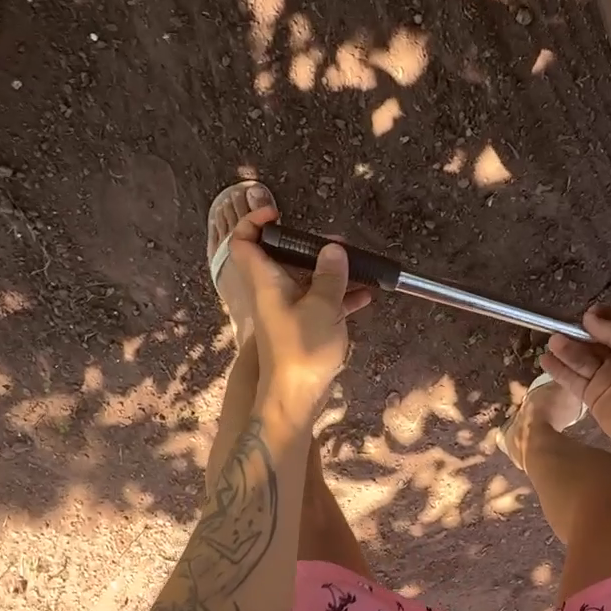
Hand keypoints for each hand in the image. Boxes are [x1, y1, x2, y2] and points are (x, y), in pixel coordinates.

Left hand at [222, 208, 372, 422]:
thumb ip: (330, 275)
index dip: (254, 222)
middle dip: (310, 248)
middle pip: (283, 258)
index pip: (244, 242)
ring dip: (330, 273)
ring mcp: (288, 311)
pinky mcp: (303, 328)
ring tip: (358, 268)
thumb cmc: (303, 349)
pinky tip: (365, 295)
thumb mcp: (323, 306)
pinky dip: (339, 296)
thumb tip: (333, 249)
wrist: (297, 395)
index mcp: (266, 282)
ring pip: (306, 281)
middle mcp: (273, 293)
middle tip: (336, 245)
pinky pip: (320, 303)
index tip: (279, 215)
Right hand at [540, 305, 610, 451]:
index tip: (588, 314)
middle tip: (562, 328)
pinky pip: (572, 380)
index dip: (601, 319)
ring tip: (553, 341)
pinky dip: (559, 370)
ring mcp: (605, 379)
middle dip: (579, 334)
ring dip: (566, 349)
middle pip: (594, 342)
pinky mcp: (592, 397)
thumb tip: (590, 317)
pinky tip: (545, 359)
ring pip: (581, 359)